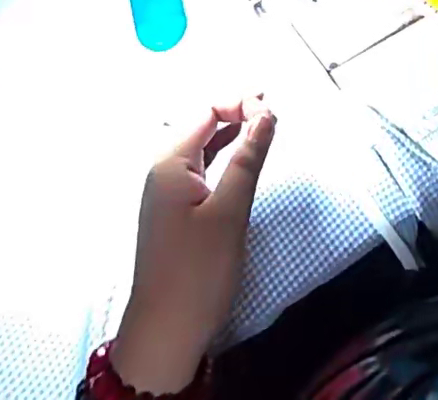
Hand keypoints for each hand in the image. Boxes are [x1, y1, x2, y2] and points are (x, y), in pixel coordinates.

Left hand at [111, 100, 276, 392]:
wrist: (165, 334)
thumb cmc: (198, 270)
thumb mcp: (230, 210)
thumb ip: (249, 158)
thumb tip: (267, 113)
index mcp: (171, 162)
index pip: (207, 111)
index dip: (240, 103)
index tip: (273, 112)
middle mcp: (164, 169)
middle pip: (202, 123)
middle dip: (236, 110)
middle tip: (272, 108)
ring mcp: (167, 189)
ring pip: (203, 144)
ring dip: (232, 130)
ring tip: (264, 119)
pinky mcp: (175, 207)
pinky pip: (201, 165)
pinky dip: (224, 153)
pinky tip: (242, 151)